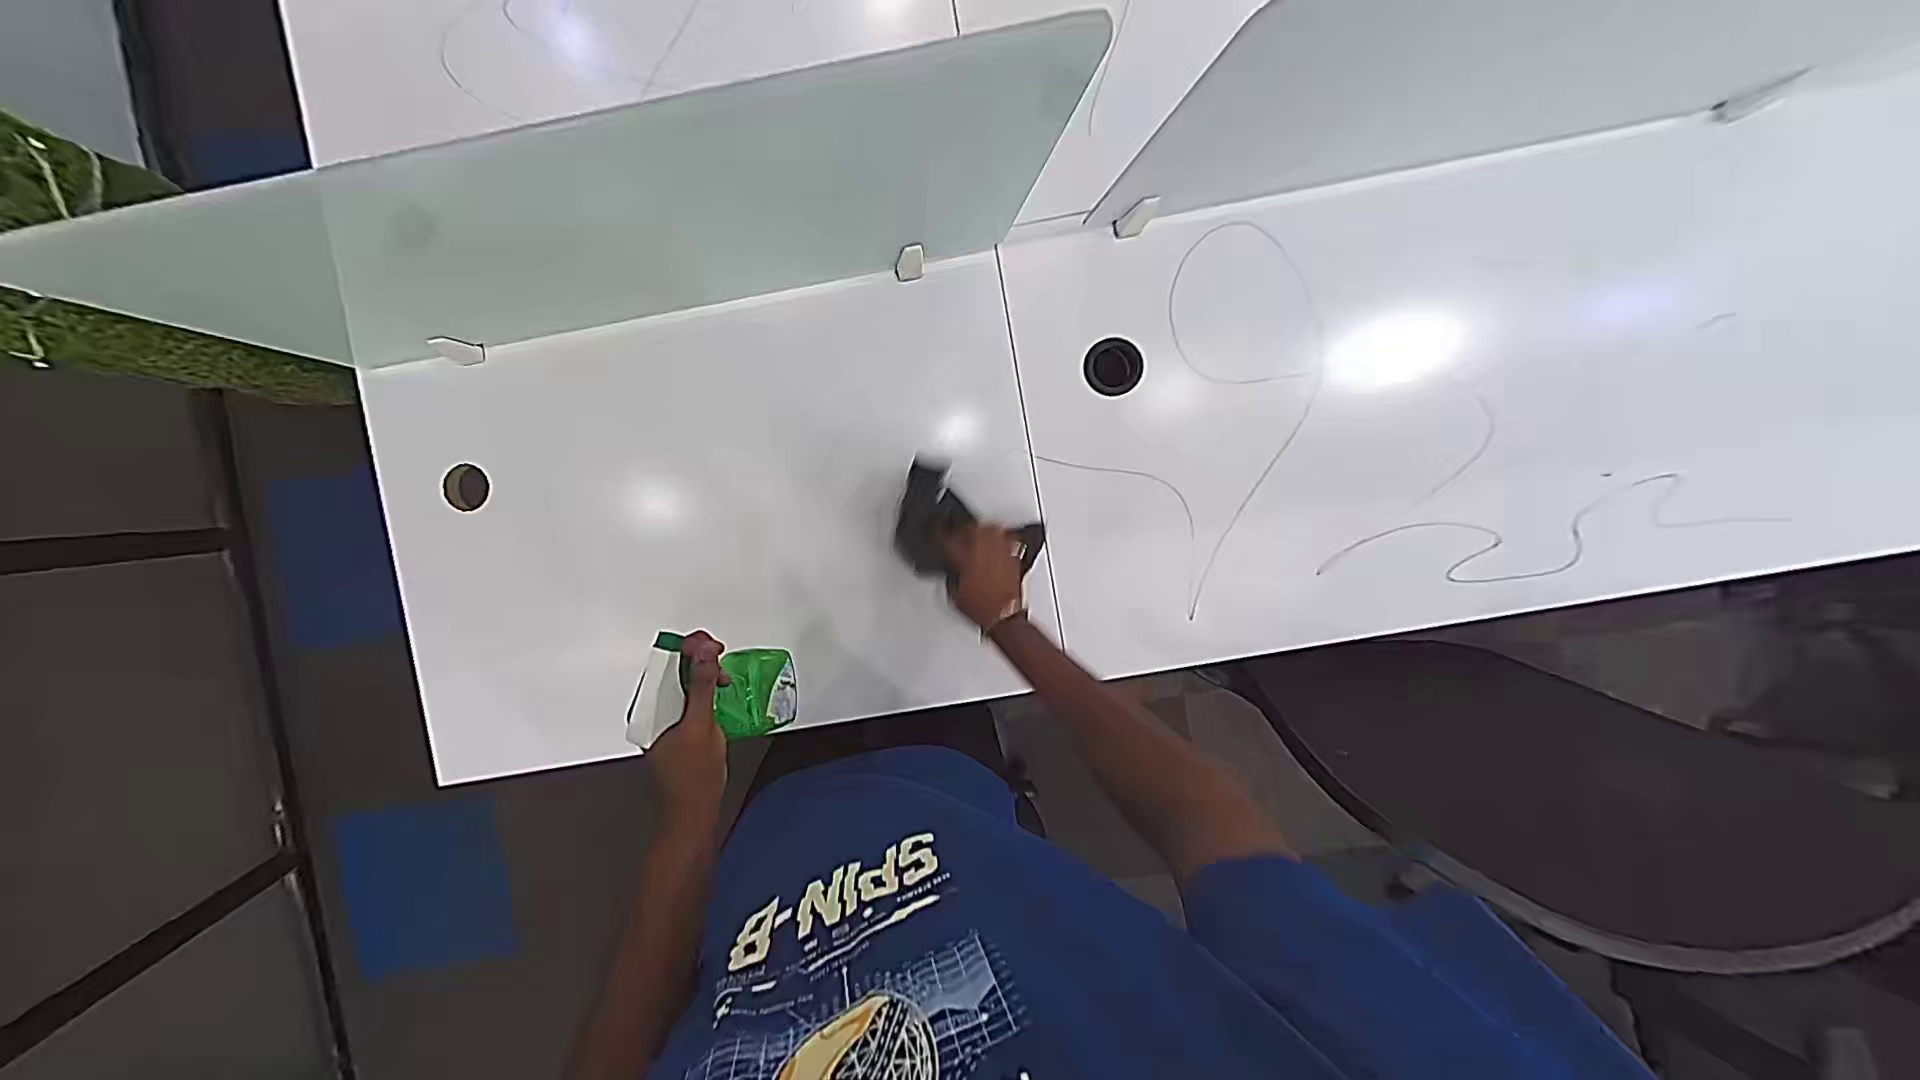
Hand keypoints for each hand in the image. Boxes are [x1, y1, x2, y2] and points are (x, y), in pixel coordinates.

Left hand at [648, 630, 729, 822]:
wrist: (693, 812)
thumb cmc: (693, 777)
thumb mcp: (700, 725)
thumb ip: (701, 686)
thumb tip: (703, 653)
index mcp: (649, 709)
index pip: (664, 663)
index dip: (688, 648)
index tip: (713, 645)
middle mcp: (652, 711)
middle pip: (673, 669)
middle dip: (699, 657)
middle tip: (721, 656)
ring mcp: (665, 719)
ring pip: (682, 682)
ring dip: (704, 672)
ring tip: (722, 676)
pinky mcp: (678, 726)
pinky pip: (688, 696)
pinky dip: (704, 687)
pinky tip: (717, 689)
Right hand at [941, 524, 1025, 630]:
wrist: (1003, 617)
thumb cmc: (982, 609)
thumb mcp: (954, 594)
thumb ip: (952, 576)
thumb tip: (953, 569)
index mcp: (964, 560)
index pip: (948, 540)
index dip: (939, 535)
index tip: (937, 534)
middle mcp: (983, 553)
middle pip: (970, 528)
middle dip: (961, 529)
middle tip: (957, 532)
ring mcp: (1000, 553)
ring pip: (989, 529)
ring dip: (981, 529)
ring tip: (976, 531)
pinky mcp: (1012, 557)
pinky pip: (1006, 539)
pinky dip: (999, 537)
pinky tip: (996, 538)